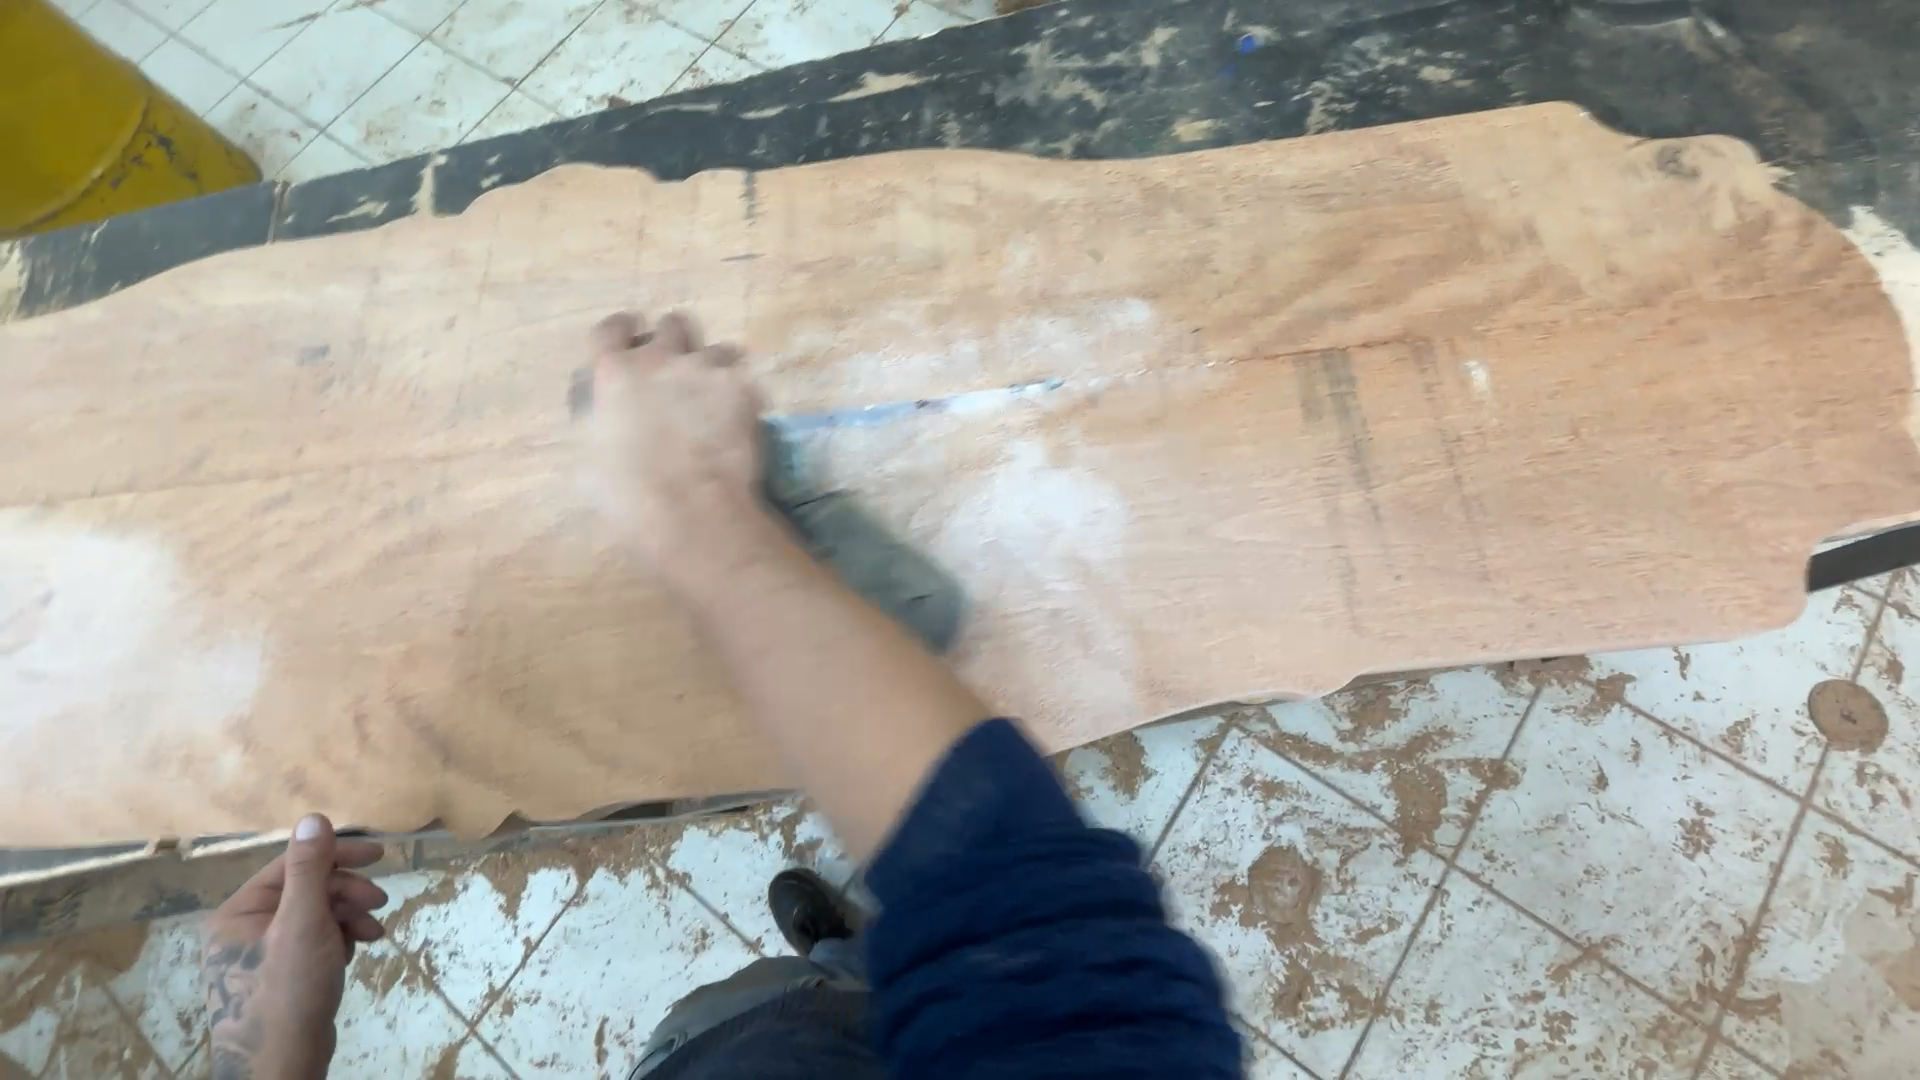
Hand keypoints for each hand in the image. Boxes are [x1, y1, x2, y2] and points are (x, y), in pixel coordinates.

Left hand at [201, 815, 388, 1079]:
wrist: (283, 1060)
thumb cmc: (289, 988)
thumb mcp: (304, 922)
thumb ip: (309, 869)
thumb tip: (312, 817)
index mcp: (238, 914)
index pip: (294, 863)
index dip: (339, 854)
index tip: (380, 855)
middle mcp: (244, 929)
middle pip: (310, 888)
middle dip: (349, 893)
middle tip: (379, 901)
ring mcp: (262, 952)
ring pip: (319, 912)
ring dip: (352, 915)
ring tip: (371, 934)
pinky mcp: (282, 971)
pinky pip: (318, 937)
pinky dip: (343, 937)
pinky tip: (355, 951)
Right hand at [581, 310, 780, 581]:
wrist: (692, 509)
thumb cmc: (630, 497)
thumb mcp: (591, 457)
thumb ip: (599, 424)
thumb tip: (607, 422)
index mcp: (613, 373)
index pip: (610, 329)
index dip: (622, 332)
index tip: (631, 337)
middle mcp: (659, 359)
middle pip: (671, 326)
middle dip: (676, 341)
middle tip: (681, 368)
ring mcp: (705, 370)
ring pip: (716, 349)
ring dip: (715, 367)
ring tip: (719, 395)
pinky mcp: (743, 388)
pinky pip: (746, 376)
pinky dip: (744, 389)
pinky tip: (743, 412)